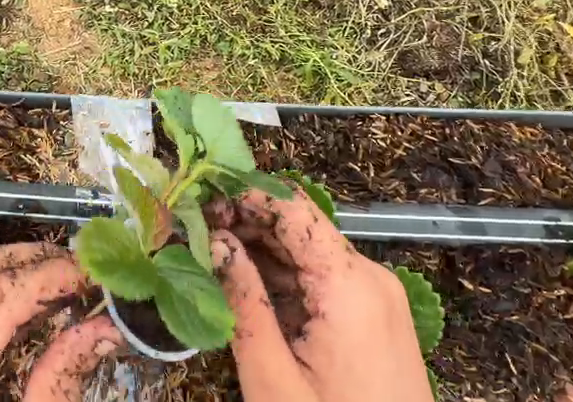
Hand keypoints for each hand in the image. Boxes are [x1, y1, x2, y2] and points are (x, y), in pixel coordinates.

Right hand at [210, 189, 432, 401]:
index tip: (199, 198)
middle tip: (195, 230)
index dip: (243, 194)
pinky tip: (247, 284)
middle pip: (299, 225)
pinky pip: (323, 279)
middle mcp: (369, 277)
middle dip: (246, 221)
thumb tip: (215, 239)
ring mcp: (377, 297)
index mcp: (349, 284)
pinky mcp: (375, 318)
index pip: (291, 207)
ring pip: (309, 251)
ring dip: (261, 248)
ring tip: (211, 254)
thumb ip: (243, 300)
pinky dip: (284, 276)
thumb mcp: (273, 379)